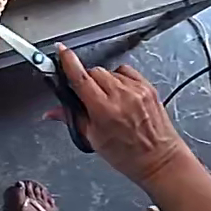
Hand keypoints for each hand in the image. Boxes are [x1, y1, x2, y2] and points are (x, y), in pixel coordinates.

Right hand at [54, 45, 198, 186]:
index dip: (68, 61)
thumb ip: (72, 119)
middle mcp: (121, 97)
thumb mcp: (94, 139)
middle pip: (94, 72)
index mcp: (103, 110)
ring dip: (104, 81)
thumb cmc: (127, 155)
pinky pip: (126, 72)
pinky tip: (121, 95)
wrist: (159, 159)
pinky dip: (119, 79)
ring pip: (109, 72)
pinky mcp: (147, 87)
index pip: (80, 77)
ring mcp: (136, 90)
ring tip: (109, 101)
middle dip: (87, 81)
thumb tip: (52, 112)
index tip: (62, 51)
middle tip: (89, 97)